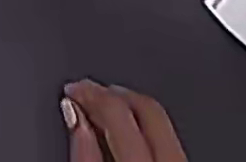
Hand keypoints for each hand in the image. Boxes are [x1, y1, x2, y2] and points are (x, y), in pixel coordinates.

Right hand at [62, 81, 188, 161]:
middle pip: (145, 107)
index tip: (72, 90)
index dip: (89, 93)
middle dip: (111, 92)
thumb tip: (73, 112)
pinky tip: (133, 130)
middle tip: (87, 92)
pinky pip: (171, 137)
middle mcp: (173, 160)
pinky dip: (148, 127)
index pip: (116, 108)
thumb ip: (84, 154)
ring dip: (130, 107)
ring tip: (106, 109)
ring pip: (161, 120)